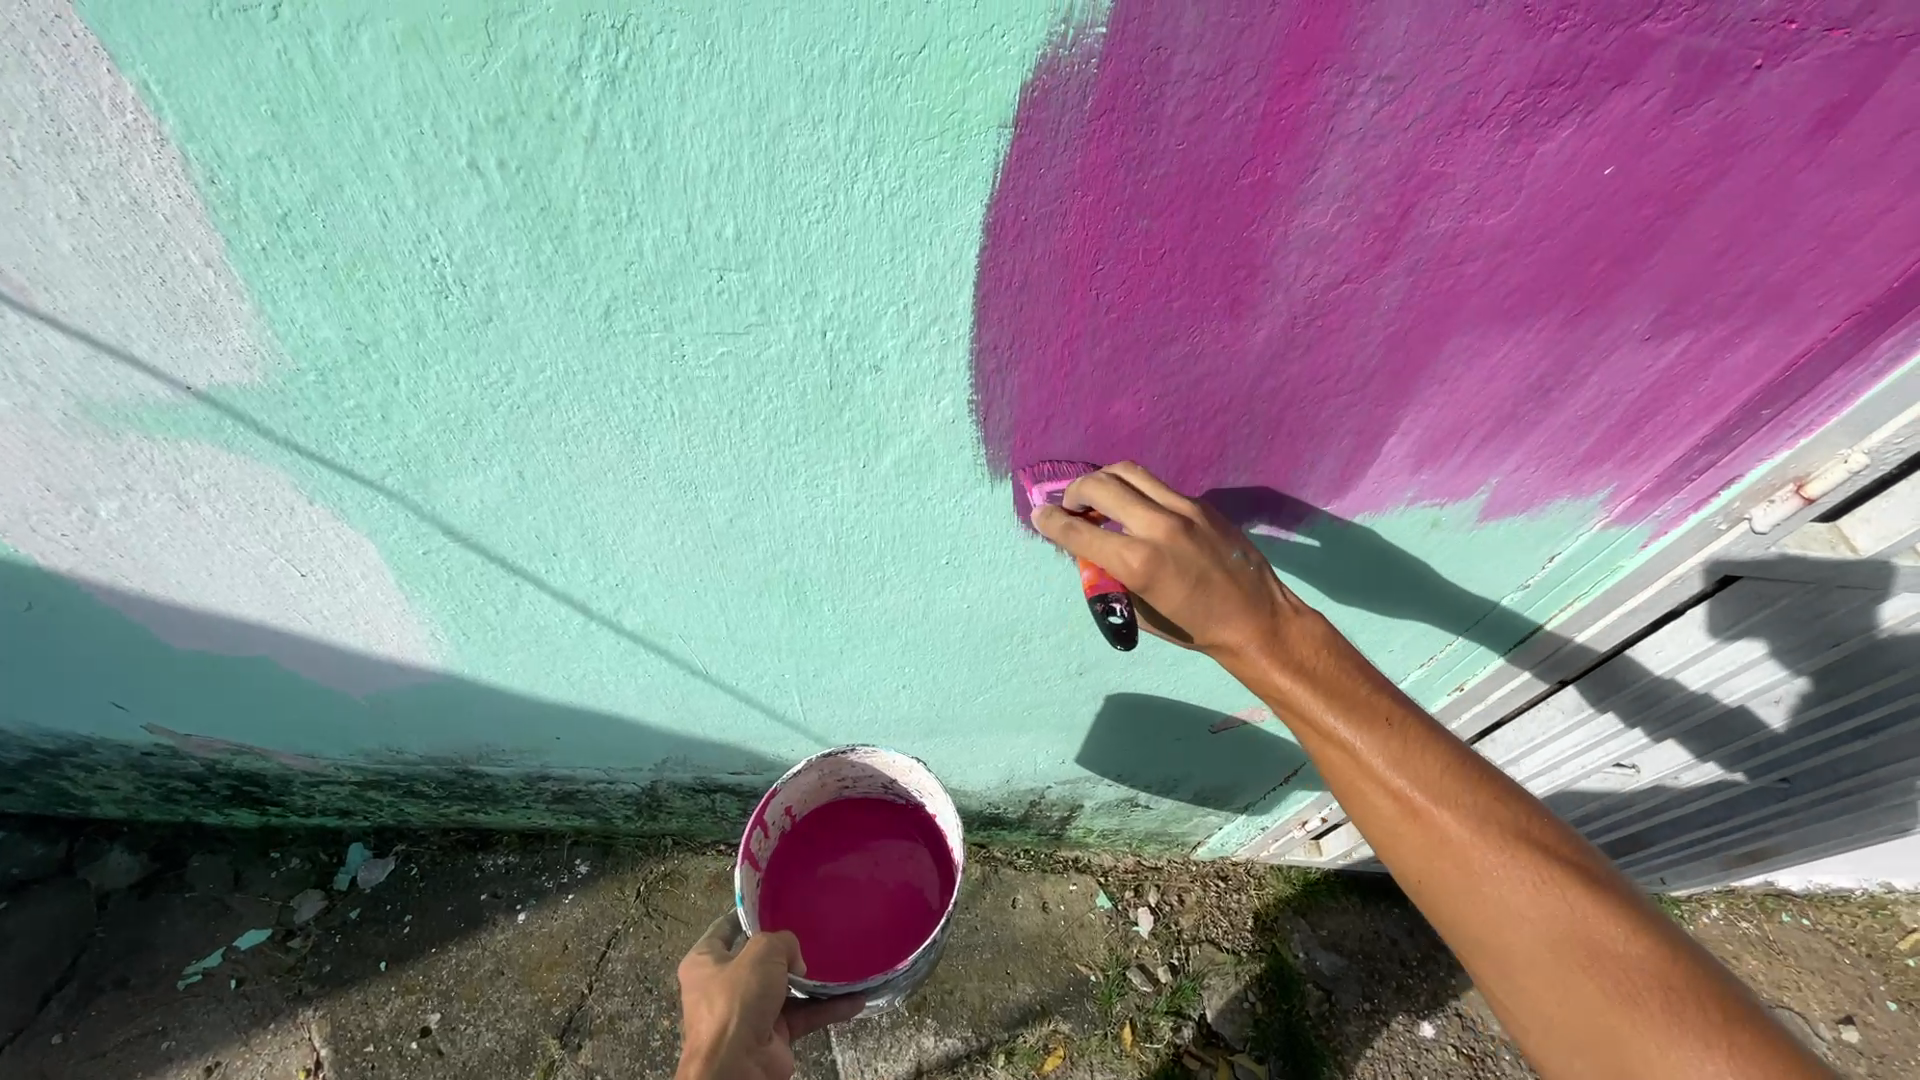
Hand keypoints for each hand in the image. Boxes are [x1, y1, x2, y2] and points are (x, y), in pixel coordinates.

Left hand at [675, 914, 861, 1079]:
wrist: (737, 1068)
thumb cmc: (737, 1000)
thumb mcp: (761, 952)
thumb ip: (782, 941)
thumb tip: (795, 962)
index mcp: (705, 963)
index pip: (724, 930)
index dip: (746, 915)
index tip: (772, 901)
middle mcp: (725, 987)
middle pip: (760, 960)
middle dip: (787, 949)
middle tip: (814, 930)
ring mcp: (750, 1013)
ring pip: (787, 988)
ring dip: (814, 980)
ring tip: (841, 960)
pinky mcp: (773, 1036)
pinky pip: (804, 1015)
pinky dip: (828, 1008)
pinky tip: (854, 998)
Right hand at [1029, 462, 1318, 670]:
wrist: (1256, 619)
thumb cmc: (1191, 628)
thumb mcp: (1137, 611)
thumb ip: (1107, 575)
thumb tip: (1086, 549)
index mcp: (1137, 563)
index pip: (1077, 531)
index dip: (1050, 521)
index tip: (1039, 516)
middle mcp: (1157, 527)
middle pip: (1098, 486)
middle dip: (1073, 492)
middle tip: (1070, 506)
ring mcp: (1183, 509)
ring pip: (1127, 472)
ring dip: (1102, 481)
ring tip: (1097, 498)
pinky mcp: (1201, 504)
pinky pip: (1155, 485)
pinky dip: (1133, 490)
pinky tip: (1133, 508)